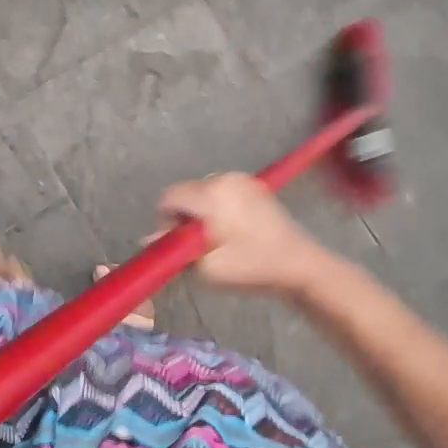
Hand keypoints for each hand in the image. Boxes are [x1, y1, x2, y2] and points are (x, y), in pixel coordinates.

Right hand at [158, 172, 338, 297]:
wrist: (301, 266)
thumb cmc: (252, 267)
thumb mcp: (208, 268)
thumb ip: (174, 250)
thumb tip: (146, 240)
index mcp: (211, 195)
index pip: (169, 197)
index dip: (166, 220)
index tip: (179, 242)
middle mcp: (224, 179)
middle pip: (186, 192)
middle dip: (185, 216)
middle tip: (200, 244)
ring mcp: (241, 180)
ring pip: (203, 192)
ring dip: (202, 211)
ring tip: (219, 237)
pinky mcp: (254, 186)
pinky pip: (222, 192)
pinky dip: (219, 207)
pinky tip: (234, 229)